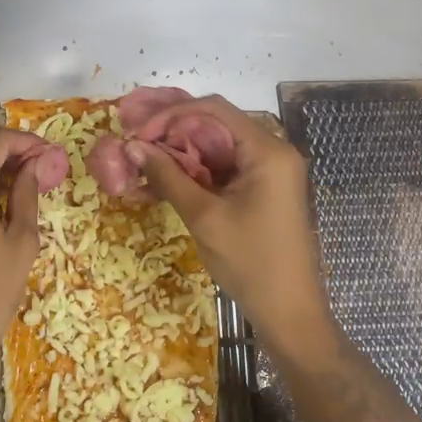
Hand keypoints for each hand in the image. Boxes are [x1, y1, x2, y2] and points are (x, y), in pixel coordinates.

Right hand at [126, 96, 333, 339]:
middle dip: (169, 134)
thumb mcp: (204, 217)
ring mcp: (266, 173)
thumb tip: (132, 146)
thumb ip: (168, 176)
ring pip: (213, 149)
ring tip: (138, 168)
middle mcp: (271, 152)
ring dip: (176, 156)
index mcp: (267, 151)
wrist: (289, 312)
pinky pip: (219, 171)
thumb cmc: (251, 263)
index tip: (137, 134)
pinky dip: (190, 176)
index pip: (213, 110)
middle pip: (213, 126)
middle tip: (132, 147)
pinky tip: (157, 186)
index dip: (170, 115)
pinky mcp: (258, 191)